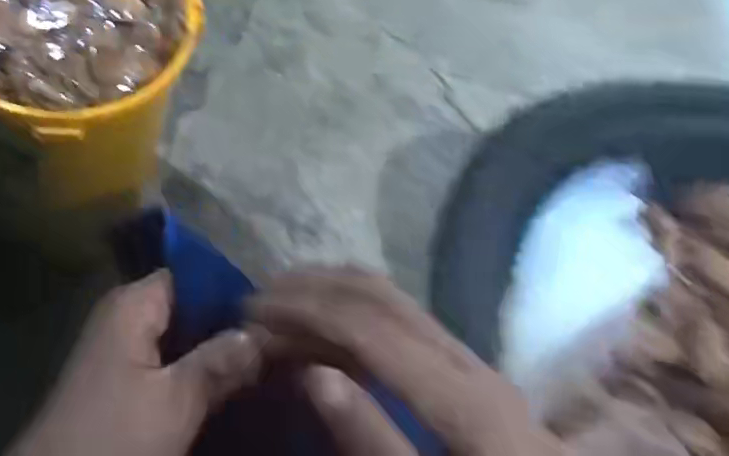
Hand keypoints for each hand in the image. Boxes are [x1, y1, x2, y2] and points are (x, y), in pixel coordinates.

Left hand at [8, 271, 262, 455]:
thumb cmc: (114, 434)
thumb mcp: (174, 403)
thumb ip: (217, 364)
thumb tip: (260, 331)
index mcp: (133, 303)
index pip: (188, 275)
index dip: (229, 291)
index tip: (271, 311)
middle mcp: (124, 313)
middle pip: (184, 306)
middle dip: (224, 326)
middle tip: (273, 344)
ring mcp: (119, 346)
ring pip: (176, 337)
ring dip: (210, 353)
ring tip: (261, 366)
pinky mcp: (118, 378)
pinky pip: (163, 361)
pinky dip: (190, 372)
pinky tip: (225, 389)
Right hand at [249, 267, 563, 455]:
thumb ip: (376, 445)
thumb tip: (310, 372)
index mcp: (467, 403)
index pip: (367, 327)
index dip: (303, 311)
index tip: (251, 314)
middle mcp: (471, 367)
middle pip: (378, 297)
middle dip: (311, 288)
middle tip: (258, 302)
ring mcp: (477, 368)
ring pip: (392, 298)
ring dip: (330, 290)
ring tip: (283, 305)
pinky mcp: (475, 379)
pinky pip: (404, 318)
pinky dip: (355, 307)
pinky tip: (330, 329)